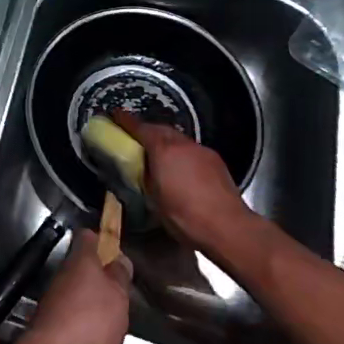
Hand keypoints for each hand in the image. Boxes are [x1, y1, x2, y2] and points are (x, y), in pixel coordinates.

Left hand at [16, 230, 131, 343]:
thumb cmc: (90, 320)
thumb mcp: (117, 296)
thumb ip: (119, 276)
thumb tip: (119, 258)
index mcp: (79, 260)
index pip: (87, 236)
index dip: (102, 240)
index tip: (117, 252)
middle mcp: (64, 274)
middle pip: (85, 269)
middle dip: (104, 282)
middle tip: (123, 296)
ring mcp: (56, 299)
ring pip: (82, 296)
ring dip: (98, 308)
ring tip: (116, 325)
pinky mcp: (53, 323)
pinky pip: (76, 319)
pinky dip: (88, 329)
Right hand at [112, 111, 252, 251]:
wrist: (228, 228)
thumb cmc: (184, 215)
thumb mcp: (153, 198)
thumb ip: (143, 176)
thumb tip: (139, 168)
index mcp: (163, 149)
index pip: (140, 128)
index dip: (125, 121)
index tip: (115, 115)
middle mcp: (183, 143)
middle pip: (161, 129)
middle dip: (146, 129)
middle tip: (134, 136)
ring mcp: (202, 150)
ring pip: (178, 138)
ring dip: (165, 142)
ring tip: (157, 154)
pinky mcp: (216, 161)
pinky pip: (191, 150)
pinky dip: (181, 153)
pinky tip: (180, 167)